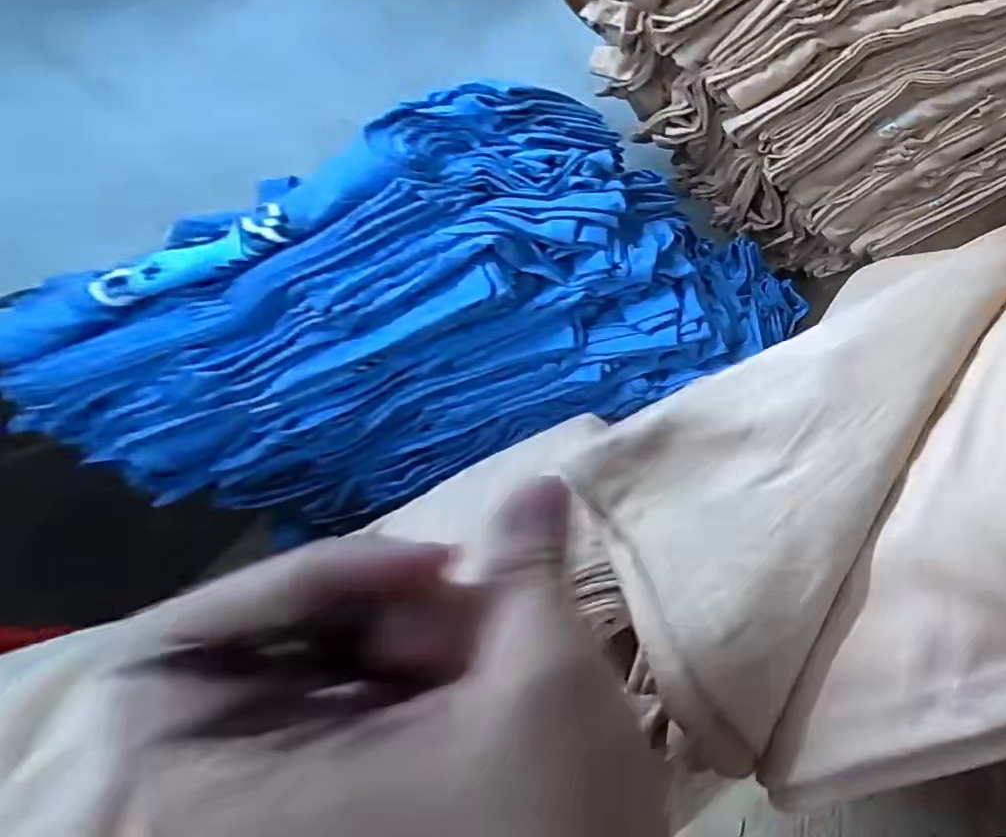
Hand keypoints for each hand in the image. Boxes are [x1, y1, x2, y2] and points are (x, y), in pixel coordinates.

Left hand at [110, 480, 666, 836]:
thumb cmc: (543, 816)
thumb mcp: (543, 677)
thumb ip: (530, 567)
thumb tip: (540, 481)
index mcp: (220, 795)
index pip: (184, 647)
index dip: (311, 578)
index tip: (438, 564)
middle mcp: (226, 806)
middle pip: (273, 649)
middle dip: (389, 608)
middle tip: (482, 605)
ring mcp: (291, 807)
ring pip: (329, 670)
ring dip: (420, 633)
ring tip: (499, 639)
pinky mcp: (350, 799)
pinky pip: (364, 702)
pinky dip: (427, 666)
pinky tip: (490, 666)